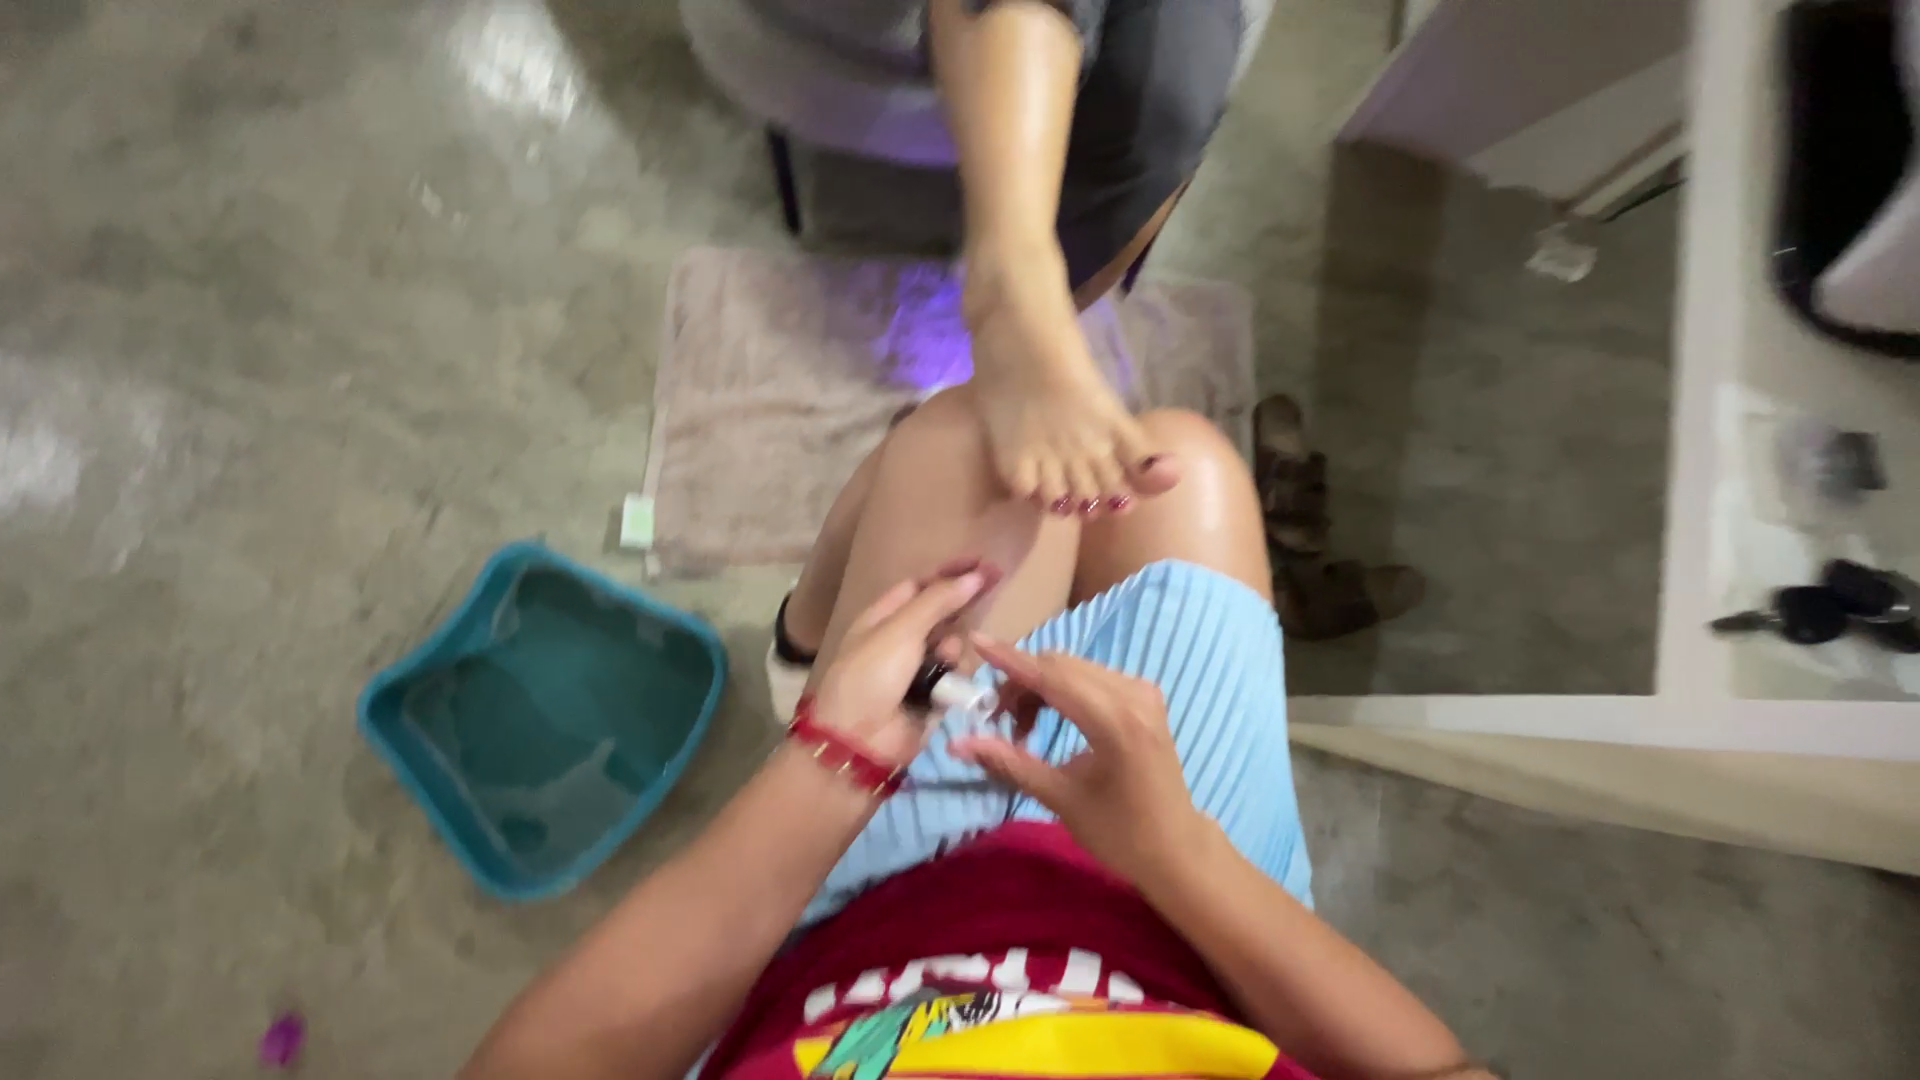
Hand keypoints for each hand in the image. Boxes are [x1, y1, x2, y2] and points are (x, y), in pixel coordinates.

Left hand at [808, 559, 999, 766]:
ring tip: (942, 659)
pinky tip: (946, 684)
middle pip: (941, 612)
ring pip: (952, 644)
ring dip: (952, 647)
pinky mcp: (934, 695)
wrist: (860, 741)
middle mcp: (901, 639)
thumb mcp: (901, 630)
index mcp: (883, 617)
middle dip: (963, 601)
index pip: (921, 585)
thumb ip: (938, 601)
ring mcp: (918, 668)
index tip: (982, 562)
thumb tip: (975, 575)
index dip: (950, 572)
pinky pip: (955, 674)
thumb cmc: (872, 675)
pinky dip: (954, 675)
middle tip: (996, 582)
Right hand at [952, 635, 1209, 884]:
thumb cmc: (1120, 833)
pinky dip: (1061, 689)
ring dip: (1039, 687)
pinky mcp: (1143, 695)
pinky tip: (1048, 718)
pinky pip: (1089, 676)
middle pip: (1060, 665)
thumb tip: (956, 744)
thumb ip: (1009, 763)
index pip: (1052, 676)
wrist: (1177, 849)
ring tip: (1021, 729)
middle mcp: (1132, 693)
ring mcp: (1142, 691)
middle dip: (1020, 683)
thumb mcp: (1060, 799)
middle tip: (995, 720)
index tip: (976, 642)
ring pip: (1072, 667)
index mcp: (1115, 721)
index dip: (1011, 659)